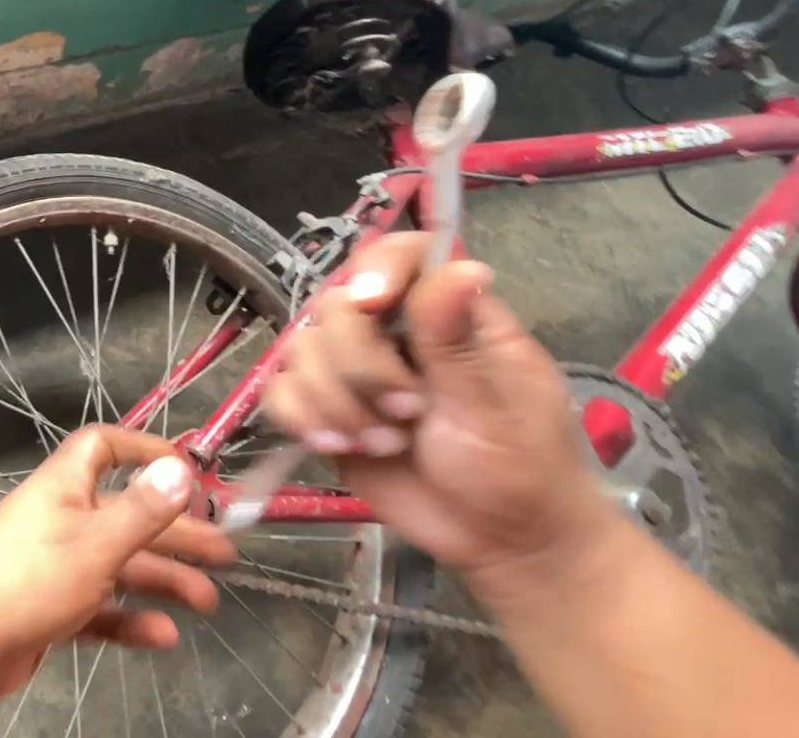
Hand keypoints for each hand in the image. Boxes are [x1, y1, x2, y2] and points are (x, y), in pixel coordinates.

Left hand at [0, 426, 235, 696]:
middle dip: (173, 530)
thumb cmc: (33, 577)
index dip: (143, 449)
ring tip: (207, 601)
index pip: (103, 446)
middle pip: (123, 512)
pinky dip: (128, 615)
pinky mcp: (47, 603)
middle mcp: (58, 515)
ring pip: (115, 562)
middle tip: (224, 552)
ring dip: (161, 578)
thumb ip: (142, 509)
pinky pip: (97, 602)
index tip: (187, 469)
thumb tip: (179, 467)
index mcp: (63, 485)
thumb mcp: (96, 542)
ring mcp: (51, 561)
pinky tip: (162, 635)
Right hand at [263, 233, 619, 588]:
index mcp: (448, 313)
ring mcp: (349, 369)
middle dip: (360, 369)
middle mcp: (391, 329)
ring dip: (336, 403)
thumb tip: (461, 267)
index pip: (402, 255)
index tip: (371, 305)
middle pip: (334, 309)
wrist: (498, 542)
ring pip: (300, 352)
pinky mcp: (320, 407)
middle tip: (407, 414)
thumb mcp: (497, 409)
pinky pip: (279, 392)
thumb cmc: (519, 470)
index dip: (377, 268)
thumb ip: (459, 342)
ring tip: (383, 442)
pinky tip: (338, 446)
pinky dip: (301, 418)